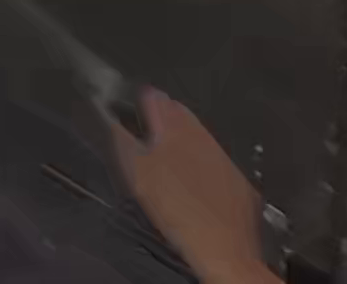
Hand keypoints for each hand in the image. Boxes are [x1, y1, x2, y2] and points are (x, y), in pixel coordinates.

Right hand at [109, 88, 275, 283]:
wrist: (223, 250)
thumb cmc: (169, 203)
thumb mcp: (132, 166)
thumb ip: (119, 132)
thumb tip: (106, 109)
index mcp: (173, 129)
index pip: (154, 97)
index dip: (136, 97)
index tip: (124, 105)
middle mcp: (201, 138)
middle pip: (179, 111)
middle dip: (160, 113)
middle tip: (142, 128)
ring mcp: (224, 159)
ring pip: (198, 133)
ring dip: (180, 135)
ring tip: (162, 152)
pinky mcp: (239, 181)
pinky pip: (213, 156)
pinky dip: (198, 156)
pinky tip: (190, 175)